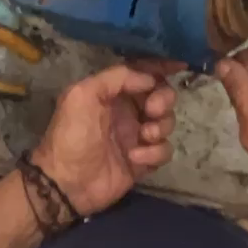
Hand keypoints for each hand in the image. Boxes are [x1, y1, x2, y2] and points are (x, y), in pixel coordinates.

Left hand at [32, 62, 181, 214]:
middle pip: (161, 96)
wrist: (67, 182)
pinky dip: (154, 153)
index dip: (161, 67)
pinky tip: (135, 158)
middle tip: (152, 110)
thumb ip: (115, 78)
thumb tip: (149, 78)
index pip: (142, 74)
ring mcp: (136, 137)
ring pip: (167, 123)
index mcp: (112, 93)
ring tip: (143, 137)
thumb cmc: (71, 136)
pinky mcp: (143, 161)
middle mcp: (127, 112)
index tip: (180, 65)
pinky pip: (163, 151)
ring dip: (161, 127)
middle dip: (163, 99)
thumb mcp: (82, 95)